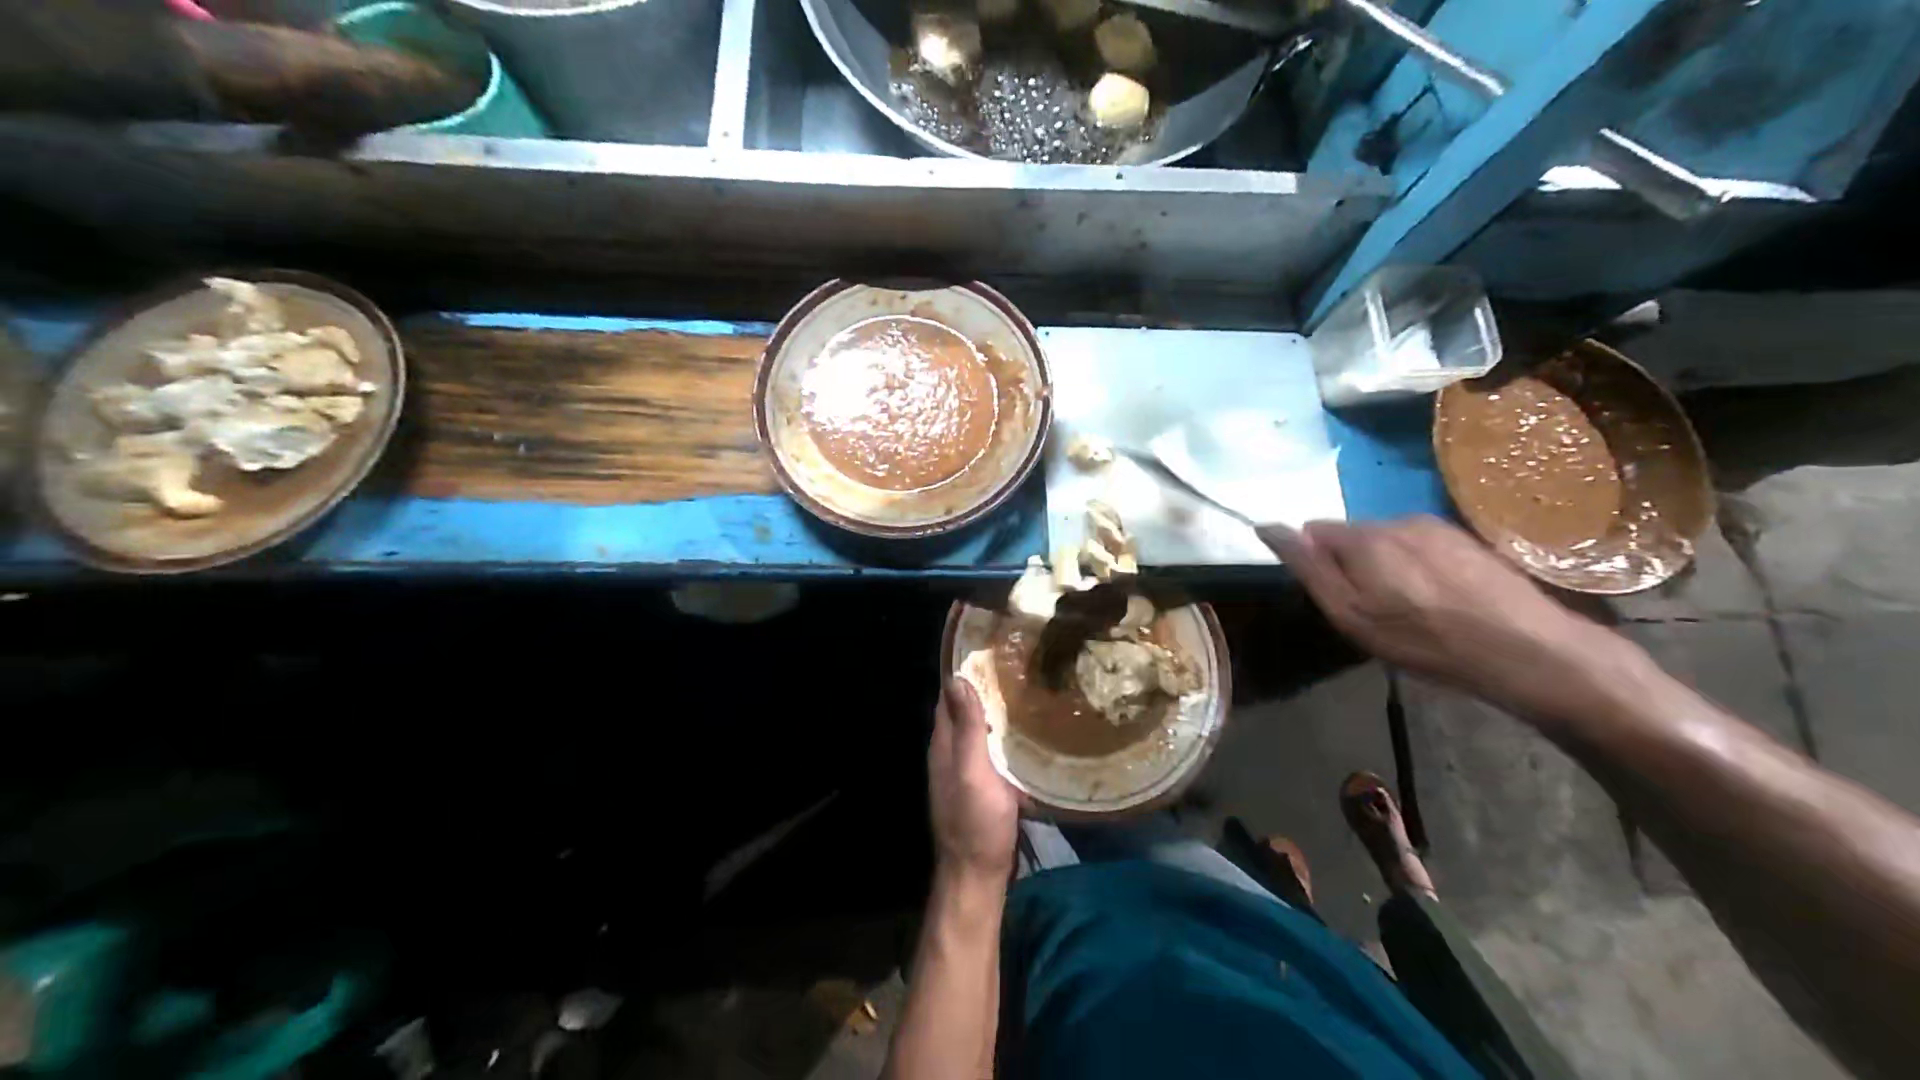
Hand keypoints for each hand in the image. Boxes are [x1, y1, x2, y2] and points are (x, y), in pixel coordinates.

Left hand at [928, 677, 1019, 884]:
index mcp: (944, 744)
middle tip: (1018, 663)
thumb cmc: (975, 822)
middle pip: (966, 711)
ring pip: (982, 730)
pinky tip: (1033, 731)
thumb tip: (956, 678)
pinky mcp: (987, 786)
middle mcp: (952, 752)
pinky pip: (996, 752)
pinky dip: (1009, 737)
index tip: (987, 647)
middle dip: (986, 687)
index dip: (963, 671)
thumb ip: (966, 727)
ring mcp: (970, 771)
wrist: (979, 875)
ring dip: (999, 711)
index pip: (948, 697)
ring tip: (1030, 687)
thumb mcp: (972, 771)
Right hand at [1260, 516, 1637, 720]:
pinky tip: (1439, 600)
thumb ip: (1308, 567)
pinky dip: (1417, 567)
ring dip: (1385, 565)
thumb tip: (1268, 527)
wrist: (1527, 651)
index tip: (1334, 596)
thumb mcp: (1350, 614)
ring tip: (1408, 608)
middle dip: (1351, 563)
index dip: (1315, 562)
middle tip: (1370, 609)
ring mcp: (1438, 527)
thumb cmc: (1424, 640)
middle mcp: (1398, 520)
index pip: (1314, 531)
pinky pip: (1422, 547)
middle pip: (1353, 535)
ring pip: (1389, 540)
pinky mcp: (1469, 541)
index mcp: (1364, 537)